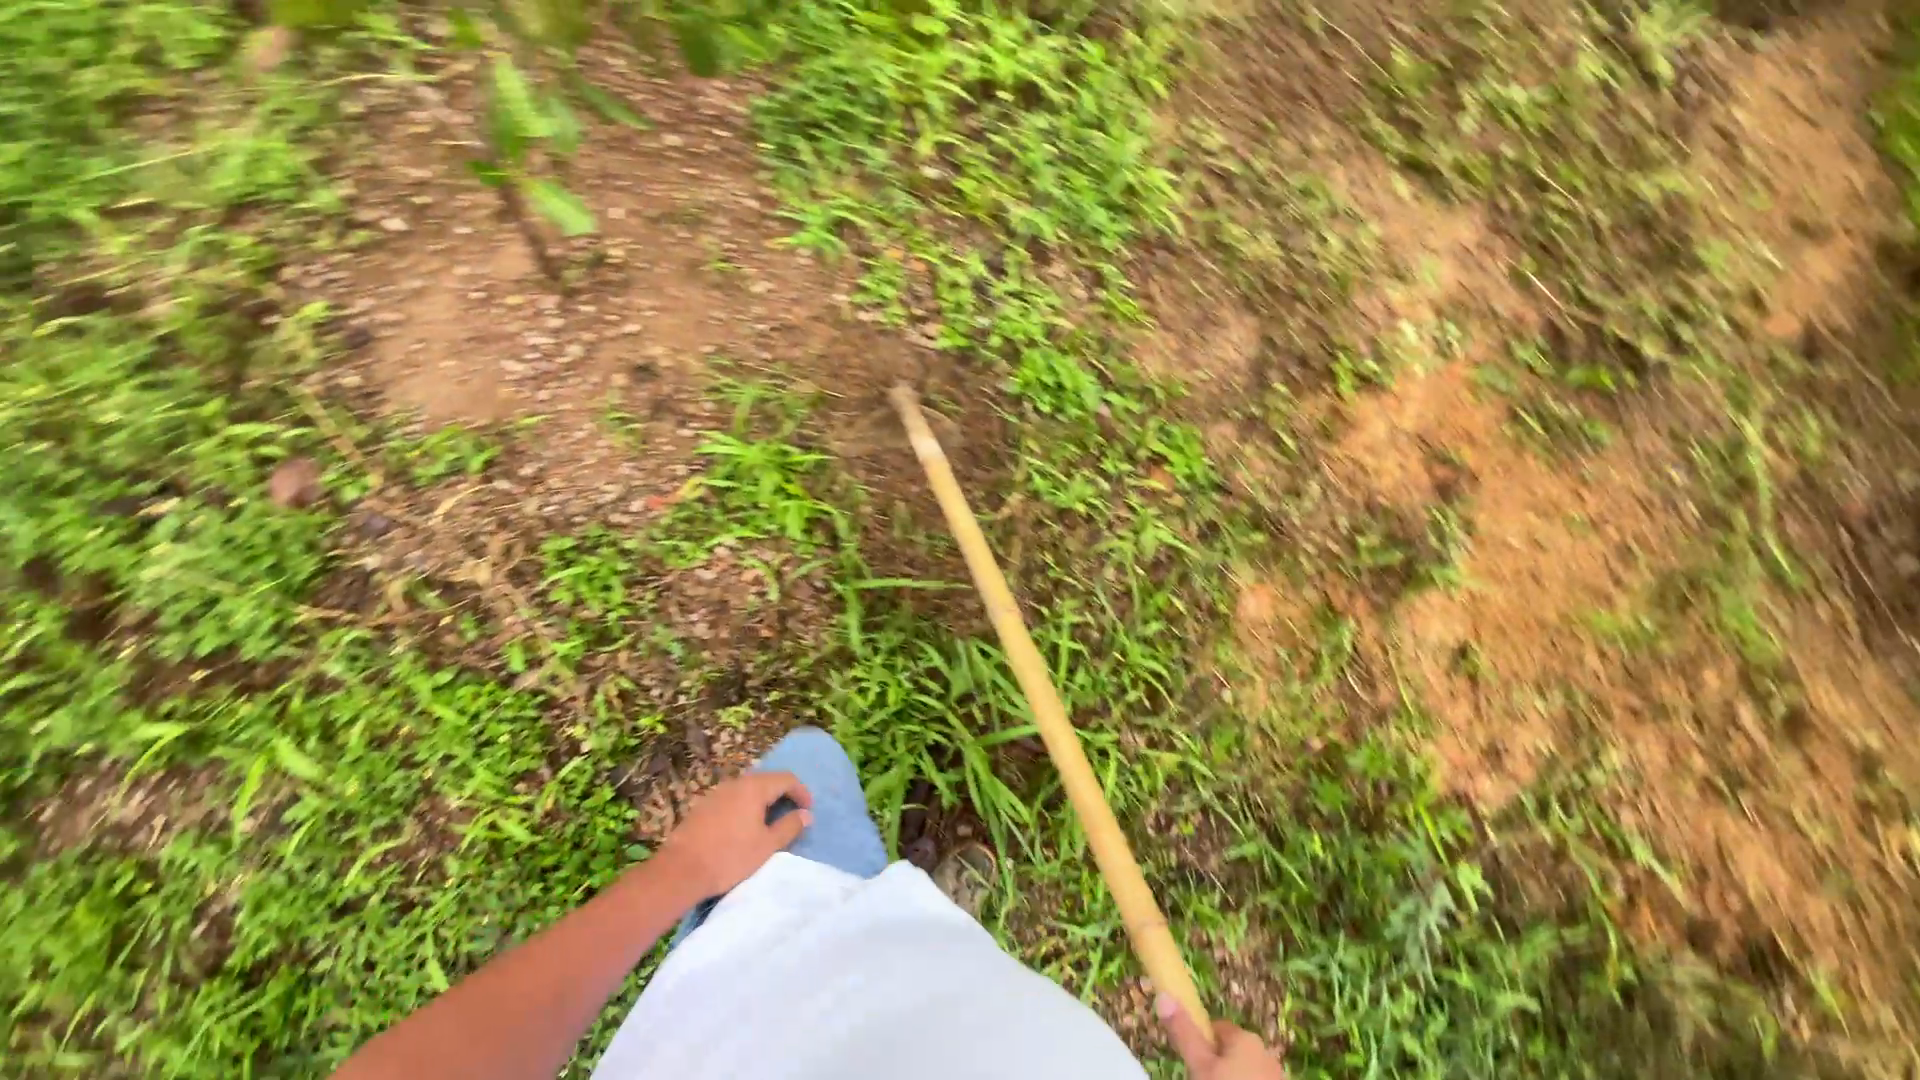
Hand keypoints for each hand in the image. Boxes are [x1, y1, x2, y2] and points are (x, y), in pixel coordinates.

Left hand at [656, 772, 813, 896]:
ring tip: (769, 821)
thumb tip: (806, 815)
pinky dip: (745, 806)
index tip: (807, 811)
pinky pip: (732, 798)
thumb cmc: (730, 857)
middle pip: (766, 780)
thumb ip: (789, 827)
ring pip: (747, 788)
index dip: (801, 792)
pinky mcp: (703, 805)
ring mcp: (716, 793)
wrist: (681, 870)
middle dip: (783, 794)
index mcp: (754, 788)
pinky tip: (743, 826)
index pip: (786, 779)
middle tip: (791, 814)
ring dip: (763, 800)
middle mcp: (736, 783)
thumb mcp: (767, 846)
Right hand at [1157, 995, 1285, 1079]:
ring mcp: (1276, 1076)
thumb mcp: (1200, 1066)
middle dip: (1217, 1064)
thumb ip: (1184, 1033)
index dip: (1200, 1043)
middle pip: (1232, 1051)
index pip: (1216, 1028)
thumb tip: (1164, 996)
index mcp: (1246, 1038)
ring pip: (1245, 1071)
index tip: (1192, 1062)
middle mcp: (1265, 1051)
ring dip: (1232, 1078)